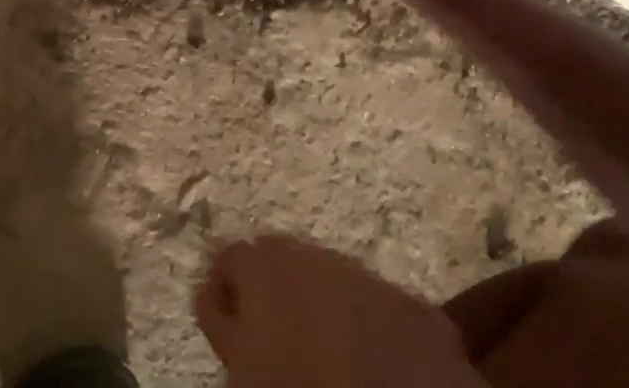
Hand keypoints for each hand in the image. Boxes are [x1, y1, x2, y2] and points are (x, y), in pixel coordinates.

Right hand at [196, 235, 484, 387]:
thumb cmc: (298, 385)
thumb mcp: (238, 362)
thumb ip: (218, 318)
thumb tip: (213, 292)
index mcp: (263, 263)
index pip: (228, 257)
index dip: (225, 289)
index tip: (229, 322)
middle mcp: (313, 253)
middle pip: (280, 258)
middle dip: (274, 286)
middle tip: (274, 333)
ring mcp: (368, 276)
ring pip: (331, 277)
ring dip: (322, 299)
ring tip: (323, 344)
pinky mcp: (415, 307)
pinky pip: (378, 305)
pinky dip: (369, 322)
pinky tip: (370, 355)